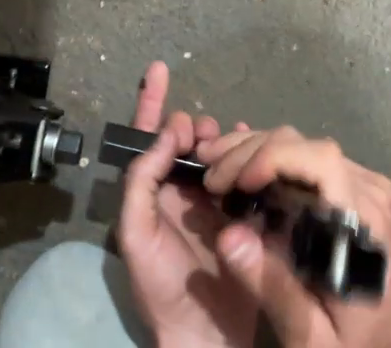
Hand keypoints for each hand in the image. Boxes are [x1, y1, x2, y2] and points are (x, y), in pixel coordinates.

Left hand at [116, 61, 258, 347]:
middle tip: (202, 130)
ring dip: (220, 138)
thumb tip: (162, 136)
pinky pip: (246, 173)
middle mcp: (180, 191)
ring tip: (225, 138)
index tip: (159, 69)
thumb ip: (141, 182)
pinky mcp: (243, 214)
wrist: (204, 336)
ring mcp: (213, 202)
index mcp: (152, 193)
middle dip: (191, 125)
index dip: (152, 103)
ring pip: (216, 153)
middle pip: (185, 141)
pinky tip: (254, 144)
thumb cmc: (161, 286)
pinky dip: (248, 153)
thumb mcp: (136, 234)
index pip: (148, 138)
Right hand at [197, 126, 390, 347]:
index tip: (234, 182)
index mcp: (362, 220)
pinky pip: (308, 158)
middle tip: (208, 179)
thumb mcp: (315, 335)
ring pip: (301, 144)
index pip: (318, 158)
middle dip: (247, 154)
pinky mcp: (357, 184)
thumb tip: (227, 235)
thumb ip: (272, 286)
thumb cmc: (364, 342)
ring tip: (214, 170)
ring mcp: (365, 182)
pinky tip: (242, 173)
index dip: (271, 157)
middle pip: (301, 144)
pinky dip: (270, 159)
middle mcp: (368, 189)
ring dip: (253, 152)